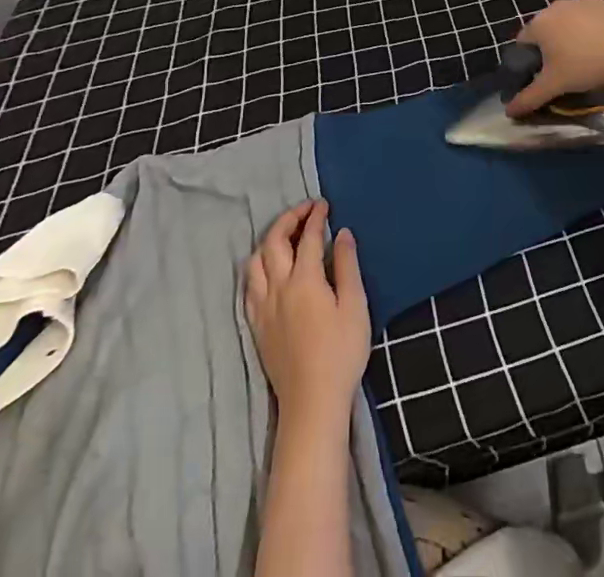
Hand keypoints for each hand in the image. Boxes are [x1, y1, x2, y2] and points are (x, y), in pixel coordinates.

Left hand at [244, 200, 369, 424]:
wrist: (312, 399)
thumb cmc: (342, 352)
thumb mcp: (355, 306)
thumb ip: (347, 267)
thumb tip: (342, 234)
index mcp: (304, 280)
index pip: (307, 238)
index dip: (315, 217)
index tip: (324, 204)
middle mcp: (277, 287)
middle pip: (274, 242)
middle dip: (288, 220)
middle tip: (306, 210)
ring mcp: (262, 306)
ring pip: (255, 261)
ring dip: (269, 240)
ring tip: (286, 235)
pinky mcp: (255, 324)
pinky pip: (248, 285)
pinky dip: (258, 266)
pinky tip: (267, 269)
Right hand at [506, 0, 603, 115]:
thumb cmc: (584, 66)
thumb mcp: (553, 86)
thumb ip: (528, 98)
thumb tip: (509, 112)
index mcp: (539, 23)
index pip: (523, 41)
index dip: (529, 59)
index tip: (542, 73)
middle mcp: (555, 7)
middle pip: (545, 29)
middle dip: (550, 46)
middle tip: (563, 68)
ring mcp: (580, 2)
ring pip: (567, 22)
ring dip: (569, 36)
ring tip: (584, 58)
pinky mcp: (602, 4)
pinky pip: (588, 18)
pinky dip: (589, 30)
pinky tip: (601, 46)